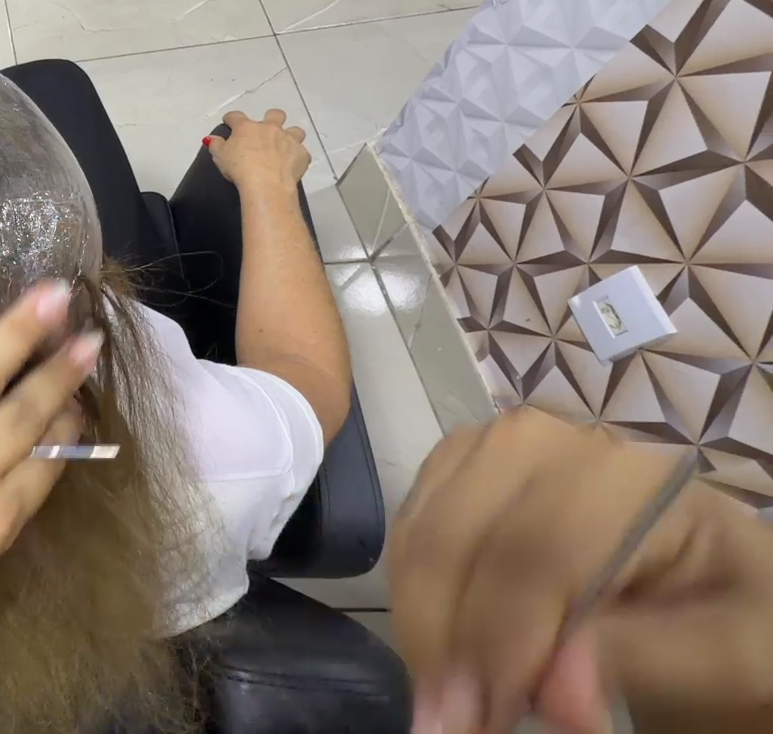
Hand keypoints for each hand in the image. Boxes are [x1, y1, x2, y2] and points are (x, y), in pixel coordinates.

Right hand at [205, 109, 309, 194]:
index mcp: (247, 128)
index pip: (236, 116)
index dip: (231, 118)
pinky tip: (289, 164)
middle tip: (265, 130)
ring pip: (295, 131)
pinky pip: (301, 152)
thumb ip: (215, 145)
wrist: (266, 184)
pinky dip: (295, 156)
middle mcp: (270, 129)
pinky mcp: (302, 155)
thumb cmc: (239, 168)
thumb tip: (212, 138)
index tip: (229, 122)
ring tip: (283, 146)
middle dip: (271, 118)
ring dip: (290, 136)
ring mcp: (289, 140)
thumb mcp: (219, 156)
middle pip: (275, 114)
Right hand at [391, 408, 772, 733]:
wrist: (709, 566)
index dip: (506, 642)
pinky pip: (406, 531)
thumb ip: (662, 659)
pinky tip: (436, 649)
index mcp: (622, 472)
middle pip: (456, 542)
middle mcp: (535, 440)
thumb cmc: (738, 607)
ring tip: (440, 699)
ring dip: (419, 623)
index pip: (535, 557)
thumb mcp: (747, 646)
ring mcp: (479, 447)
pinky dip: (411, 596)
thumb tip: (556, 690)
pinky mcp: (446, 465)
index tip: (495, 722)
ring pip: (417, 537)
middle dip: (443, 638)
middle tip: (448, 722)